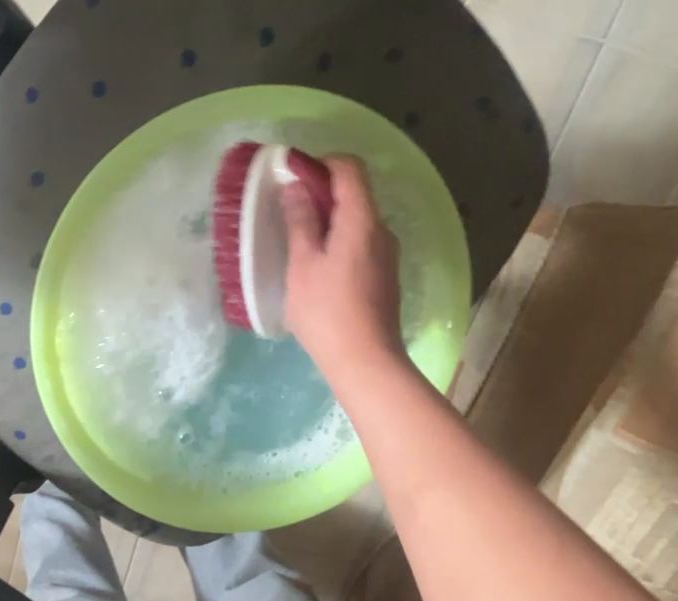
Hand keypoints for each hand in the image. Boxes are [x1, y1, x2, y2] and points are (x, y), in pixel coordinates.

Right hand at [282, 155, 406, 376]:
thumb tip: (297, 188)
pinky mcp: (384, 277)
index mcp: (362, 220)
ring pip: (358, 222)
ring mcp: (387, 254)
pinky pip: (361, 245)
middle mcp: (382, 229)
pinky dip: (339, 244)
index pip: (349, 168)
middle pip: (355, 194)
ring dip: (330, 222)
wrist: (365, 360)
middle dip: (323, 194)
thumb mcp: (303, 265)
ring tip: (300, 245)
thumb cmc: (326, 312)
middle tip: (289, 213)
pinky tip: (318, 270)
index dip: (321, 164)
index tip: (293, 177)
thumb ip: (301, 222)